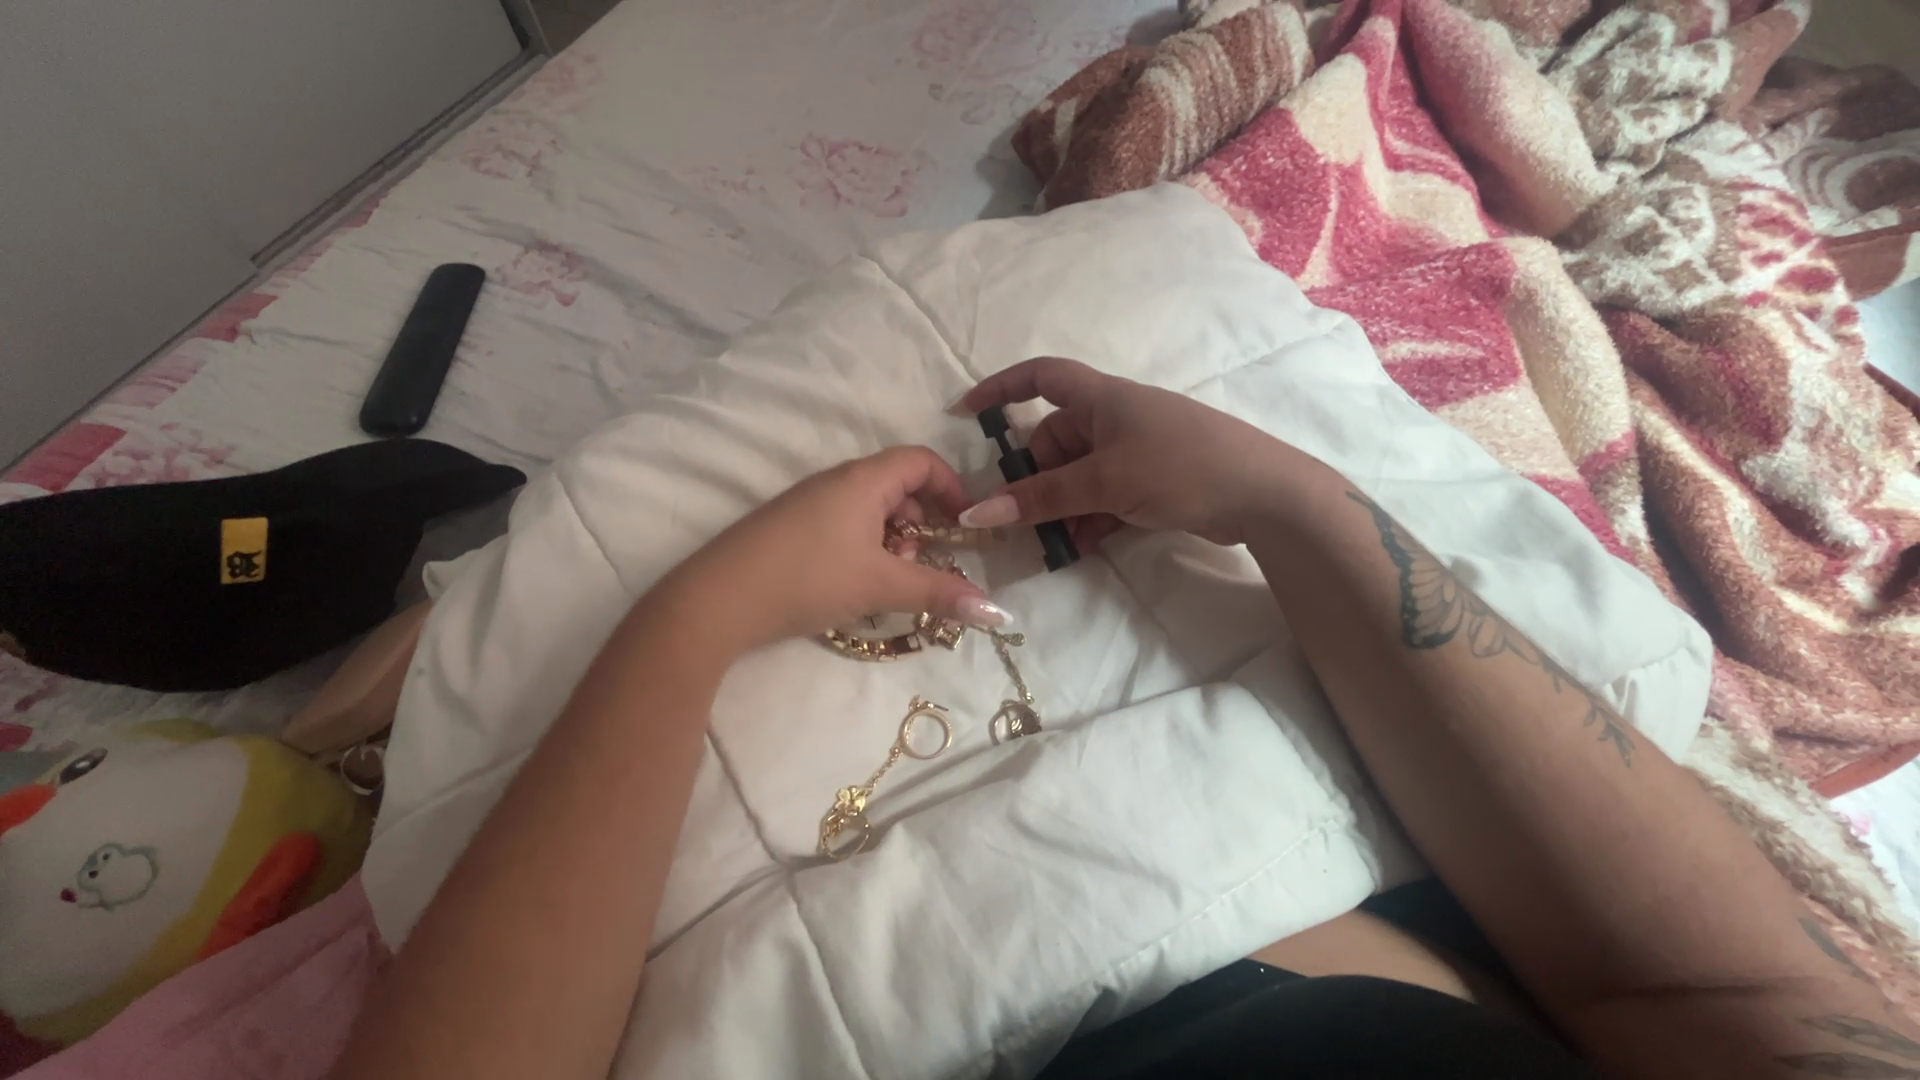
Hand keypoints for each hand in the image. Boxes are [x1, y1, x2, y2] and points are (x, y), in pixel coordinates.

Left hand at [657, 446, 1009, 651]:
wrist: (718, 599)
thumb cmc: (809, 578)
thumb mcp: (881, 585)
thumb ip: (940, 592)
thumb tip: (996, 612)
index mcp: (863, 480)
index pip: (920, 459)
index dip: (951, 485)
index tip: (964, 524)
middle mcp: (836, 481)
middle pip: (897, 484)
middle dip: (920, 521)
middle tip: (919, 560)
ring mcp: (808, 503)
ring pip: (869, 509)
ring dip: (891, 539)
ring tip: (886, 578)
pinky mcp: (789, 528)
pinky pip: (842, 524)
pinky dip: (862, 548)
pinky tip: (852, 585)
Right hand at [957, 357, 1313, 548]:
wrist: (1264, 494)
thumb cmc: (1179, 466)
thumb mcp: (1103, 481)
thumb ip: (1041, 499)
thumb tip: (978, 514)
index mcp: (1102, 398)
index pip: (1040, 377)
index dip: (1000, 389)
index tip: (966, 413)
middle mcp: (1115, 418)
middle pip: (1055, 442)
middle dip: (1037, 481)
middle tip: (1026, 520)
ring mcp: (1136, 450)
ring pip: (1079, 476)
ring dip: (1064, 507)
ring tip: (1061, 543)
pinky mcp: (1153, 480)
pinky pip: (1104, 494)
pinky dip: (1091, 516)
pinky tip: (1086, 544)